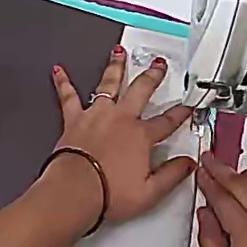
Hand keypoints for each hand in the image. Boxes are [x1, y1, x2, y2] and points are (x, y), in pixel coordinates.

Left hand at [49, 48, 195, 225]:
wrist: (75, 191)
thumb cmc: (108, 193)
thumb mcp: (150, 192)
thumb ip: (172, 175)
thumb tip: (187, 165)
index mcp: (141, 136)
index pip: (167, 121)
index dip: (180, 114)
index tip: (186, 107)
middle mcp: (120, 119)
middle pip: (141, 90)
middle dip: (152, 76)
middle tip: (158, 65)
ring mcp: (97, 116)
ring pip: (109, 83)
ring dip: (116, 66)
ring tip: (119, 53)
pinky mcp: (74, 120)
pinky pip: (68, 96)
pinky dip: (63, 82)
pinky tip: (59, 71)